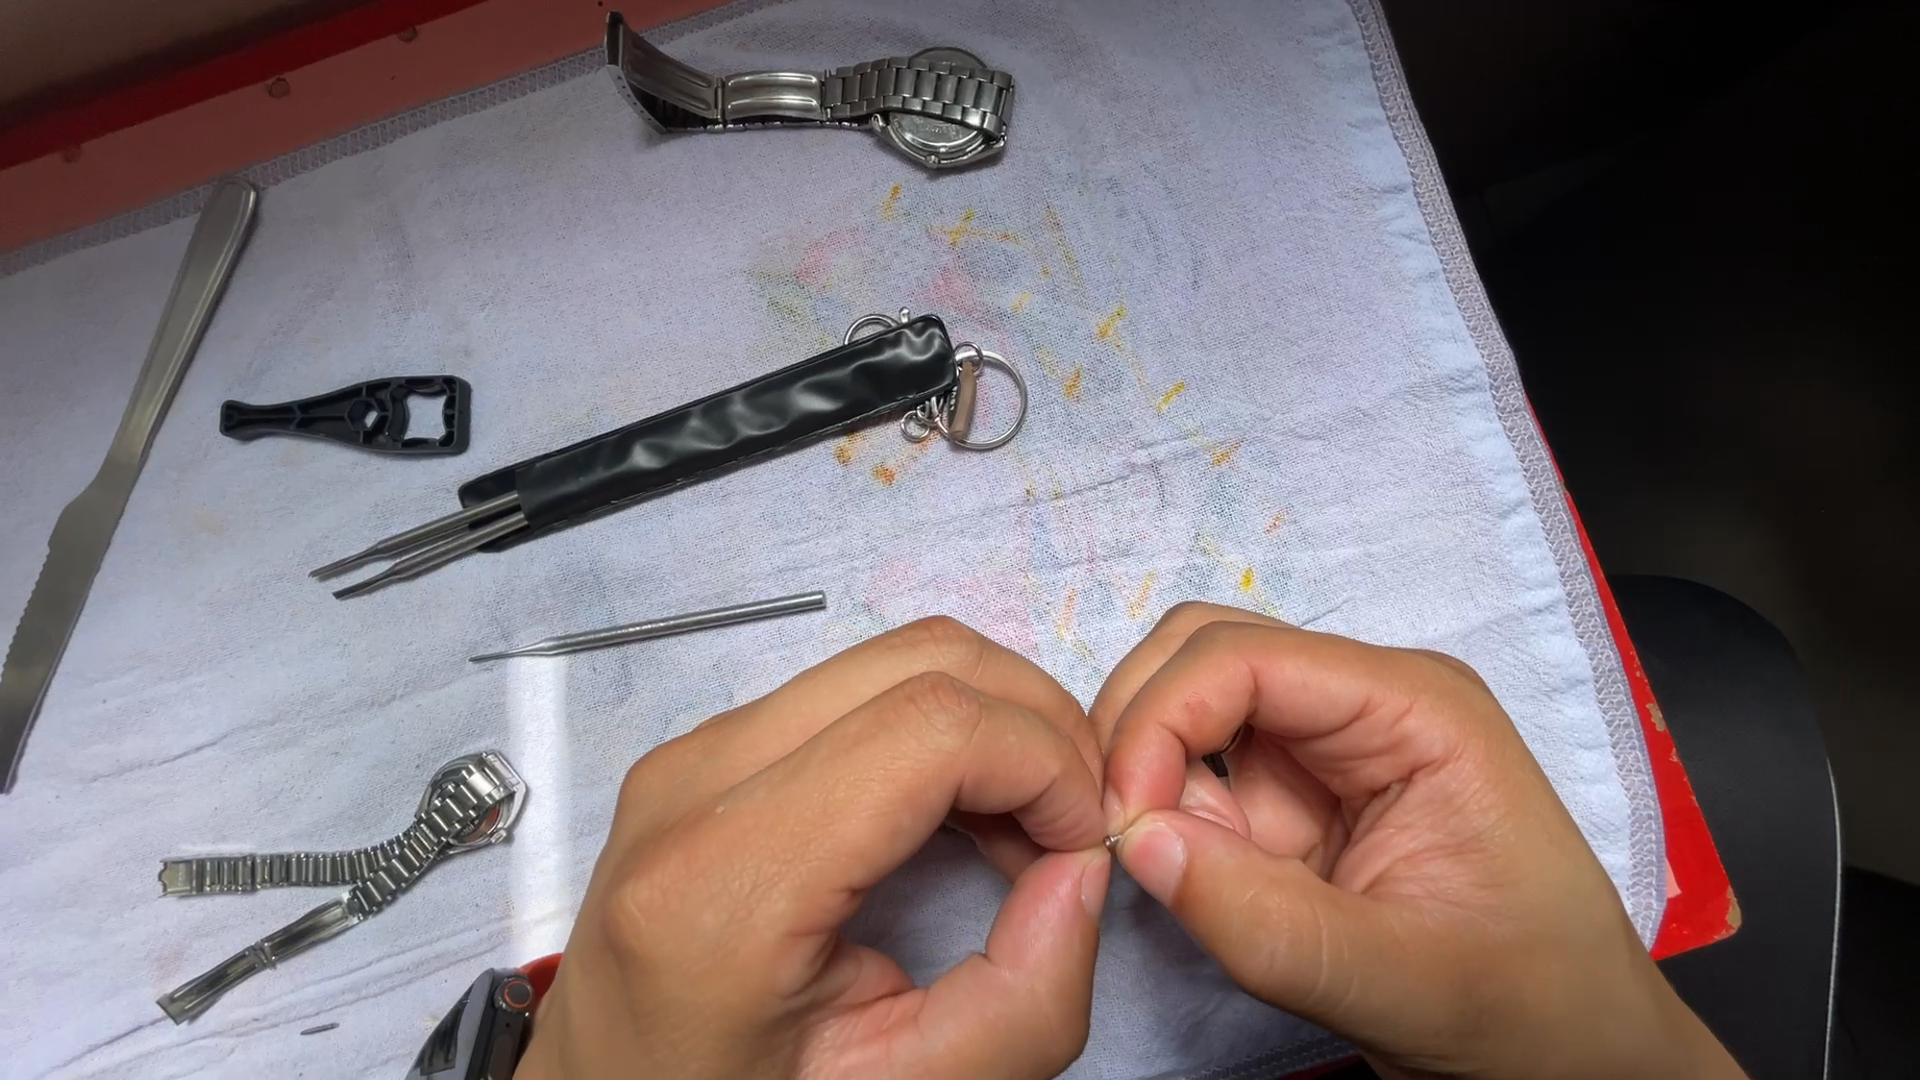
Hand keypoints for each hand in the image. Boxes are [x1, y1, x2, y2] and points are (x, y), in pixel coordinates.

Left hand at [517, 618, 1111, 1079]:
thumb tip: (1083, 866)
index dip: (1044, 762)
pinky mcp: (713, 741)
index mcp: (725, 885)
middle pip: (923, 659)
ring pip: (896, 655)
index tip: (1085, 837)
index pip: (931, 728)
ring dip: (990, 718)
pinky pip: (859, 686)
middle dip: (1033, 719)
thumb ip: (1023, 1005)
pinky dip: (940, 724)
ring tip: (1018, 819)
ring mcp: (698, 746)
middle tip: (1068, 816)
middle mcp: (698, 779)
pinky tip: (958, 806)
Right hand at [1095, 604, 1743, 1079]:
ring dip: (1146, 760)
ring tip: (1166, 847)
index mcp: (1407, 703)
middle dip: (1139, 721)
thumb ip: (1268, 924)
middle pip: (1201, 646)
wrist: (1569, 1051)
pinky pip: (1192, 752)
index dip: (1162, 719)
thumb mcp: (1408, 986)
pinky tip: (1189, 852)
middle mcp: (1354, 691)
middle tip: (1118, 818)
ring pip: (1184, 688)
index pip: (1244, 657)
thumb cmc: (1529, 1011)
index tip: (1122, 817)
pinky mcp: (1285, 769)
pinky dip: (1161, 794)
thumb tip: (1134, 840)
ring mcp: (1316, 727)